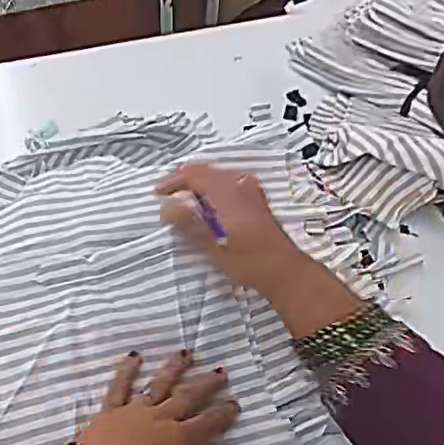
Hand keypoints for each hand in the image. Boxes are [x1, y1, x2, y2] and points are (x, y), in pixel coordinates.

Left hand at [57, 350, 238, 444]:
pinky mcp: (111, 409)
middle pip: (188, 397)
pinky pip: (121, 385)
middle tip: (221, 371)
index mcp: (177, 440)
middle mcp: (160, 419)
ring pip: (160, 384)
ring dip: (175, 368)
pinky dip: (127, 369)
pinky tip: (135, 355)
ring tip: (187, 354)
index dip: (223, 414)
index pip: (207, 424)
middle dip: (207, 384)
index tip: (236, 403)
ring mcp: (135, 410)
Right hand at [156, 162, 313, 293]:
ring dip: (200, 183)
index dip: (174, 181)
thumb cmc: (250, 261)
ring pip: (220, 178)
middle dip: (186, 180)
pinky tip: (213, 203)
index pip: (196, 176)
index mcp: (228, 195)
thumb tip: (166, 208)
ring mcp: (252, 196)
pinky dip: (215, 189)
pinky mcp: (257, 206)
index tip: (158, 192)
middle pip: (209, 173)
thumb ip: (190, 224)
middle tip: (168, 192)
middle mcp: (241, 189)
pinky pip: (231, 186)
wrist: (285, 272)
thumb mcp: (215, 246)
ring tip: (186, 196)